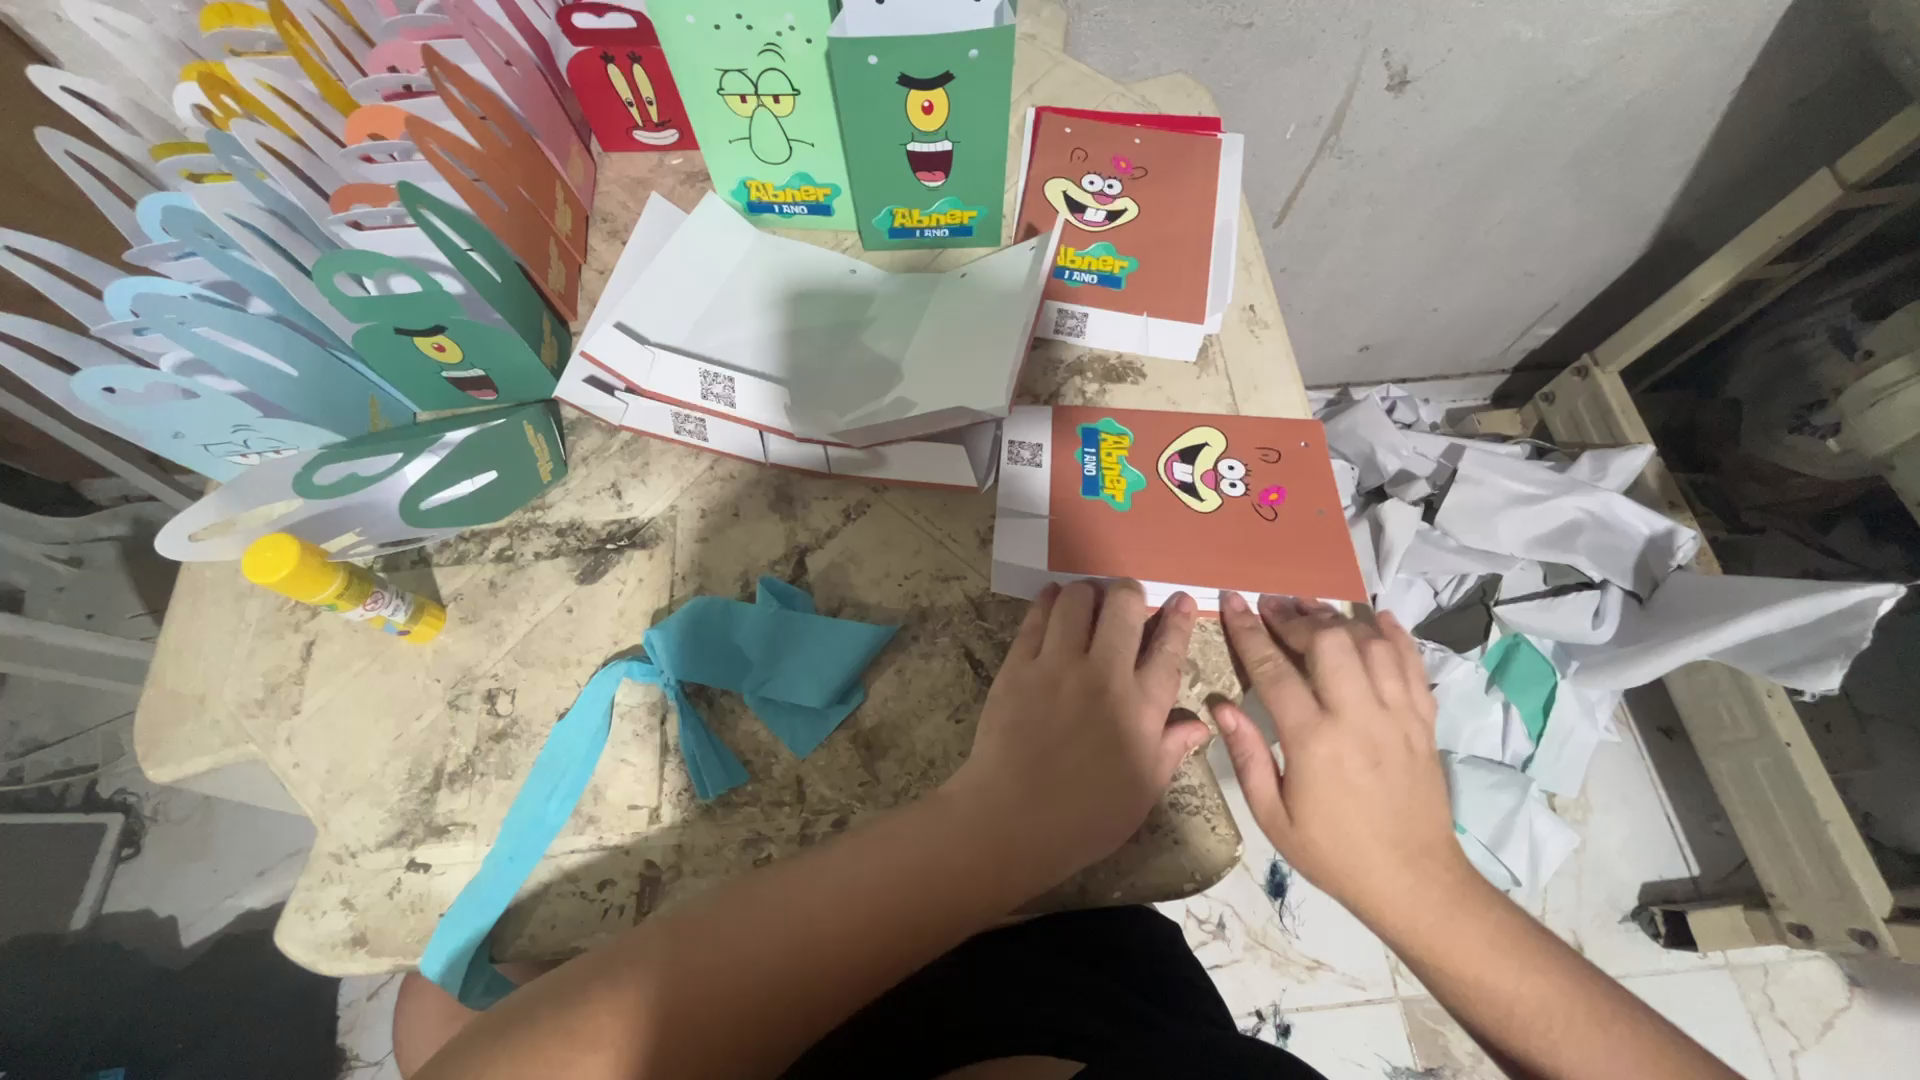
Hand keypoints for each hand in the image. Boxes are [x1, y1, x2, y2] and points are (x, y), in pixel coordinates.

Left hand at [946, 580, 1209, 883]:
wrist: (1012, 819)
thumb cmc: (1085, 816)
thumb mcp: (1143, 791)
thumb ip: (1171, 749)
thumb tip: (1201, 724)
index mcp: (1141, 709)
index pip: (1168, 650)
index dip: (1177, 620)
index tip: (1180, 599)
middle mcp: (1104, 675)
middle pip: (1124, 608)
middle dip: (1130, 594)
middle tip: (1126, 600)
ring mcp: (1057, 666)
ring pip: (1077, 601)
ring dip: (1087, 594)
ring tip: (1087, 601)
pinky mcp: (1019, 666)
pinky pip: (1037, 618)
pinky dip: (1048, 602)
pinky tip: (1053, 600)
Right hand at [1212, 593, 1472, 923]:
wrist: (1414, 882)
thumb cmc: (1332, 853)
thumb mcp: (1272, 816)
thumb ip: (1247, 755)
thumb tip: (1221, 705)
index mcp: (1313, 741)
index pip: (1274, 670)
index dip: (1249, 631)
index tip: (1233, 601)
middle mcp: (1358, 718)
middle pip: (1328, 642)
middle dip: (1295, 616)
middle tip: (1272, 604)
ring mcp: (1398, 716)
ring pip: (1370, 644)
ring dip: (1338, 620)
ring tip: (1312, 608)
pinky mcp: (1424, 722)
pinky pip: (1412, 665)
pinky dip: (1394, 635)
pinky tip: (1375, 617)